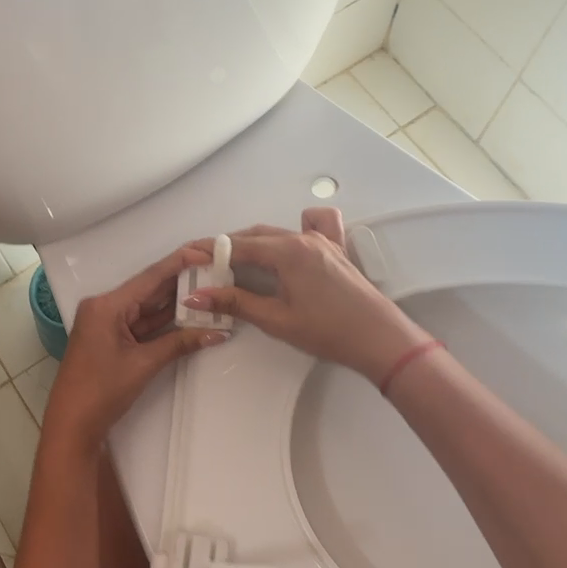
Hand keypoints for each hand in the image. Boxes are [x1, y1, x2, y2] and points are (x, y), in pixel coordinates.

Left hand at [42, 245, 230, 448]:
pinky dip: (163, 322)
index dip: (180, 263)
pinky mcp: (110, 340)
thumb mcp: (143, 364)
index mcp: (106, 306)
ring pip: (146, 307)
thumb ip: (179, 343)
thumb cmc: (101, 391)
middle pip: (148, 290)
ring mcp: (105, 324)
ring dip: (175, 303)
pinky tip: (189, 315)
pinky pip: (140, 324)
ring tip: (210, 289)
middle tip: (216, 271)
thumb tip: (217, 332)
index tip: (207, 251)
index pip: (149, 277)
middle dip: (182, 283)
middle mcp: (104, 308)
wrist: (72, 425)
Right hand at [182, 207, 431, 380]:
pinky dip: (287, 234)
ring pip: (276, 234)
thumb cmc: (328, 331)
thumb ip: (236, 303)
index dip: (210, 252)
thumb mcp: (276, 319)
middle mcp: (303, 238)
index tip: (188, 259)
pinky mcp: (334, 251)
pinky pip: (307, 229)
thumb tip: (197, 296)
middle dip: (227, 248)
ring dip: (251, 244)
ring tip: (232, 263)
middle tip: (204, 265)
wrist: (378, 338)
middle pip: (255, 236)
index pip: (238, 246)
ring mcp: (322, 242)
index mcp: (287, 252)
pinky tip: (283, 247)